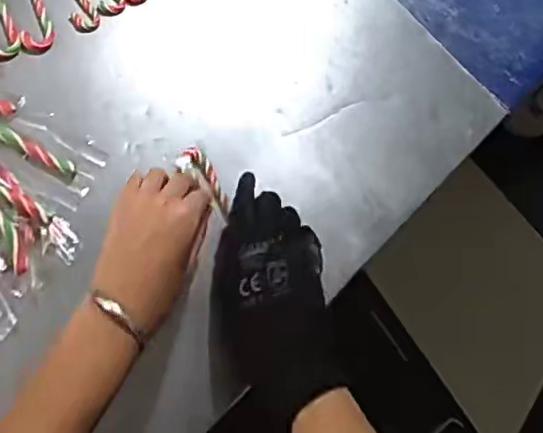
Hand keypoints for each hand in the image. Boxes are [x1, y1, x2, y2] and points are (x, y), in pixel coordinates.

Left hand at [91, 169, 211, 332]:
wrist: (119, 302)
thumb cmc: (159, 291)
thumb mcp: (188, 264)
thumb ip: (197, 234)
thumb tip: (202, 215)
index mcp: (186, 216)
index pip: (203, 193)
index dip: (203, 200)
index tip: (201, 207)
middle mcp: (165, 199)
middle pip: (182, 177)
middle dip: (187, 187)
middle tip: (183, 201)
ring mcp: (141, 197)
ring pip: (159, 172)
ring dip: (164, 182)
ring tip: (161, 197)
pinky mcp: (122, 200)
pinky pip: (135, 177)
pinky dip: (142, 182)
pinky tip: (143, 197)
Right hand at [214, 174, 345, 427]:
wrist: (293, 363)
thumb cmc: (251, 336)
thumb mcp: (228, 298)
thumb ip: (229, 261)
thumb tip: (230, 234)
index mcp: (248, 246)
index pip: (246, 205)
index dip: (246, 190)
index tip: (247, 180)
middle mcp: (275, 241)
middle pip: (272, 205)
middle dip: (265, 203)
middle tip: (260, 207)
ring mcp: (298, 250)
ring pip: (291, 217)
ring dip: (283, 217)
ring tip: (277, 225)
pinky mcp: (314, 264)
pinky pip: (306, 236)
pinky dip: (299, 234)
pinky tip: (296, 242)